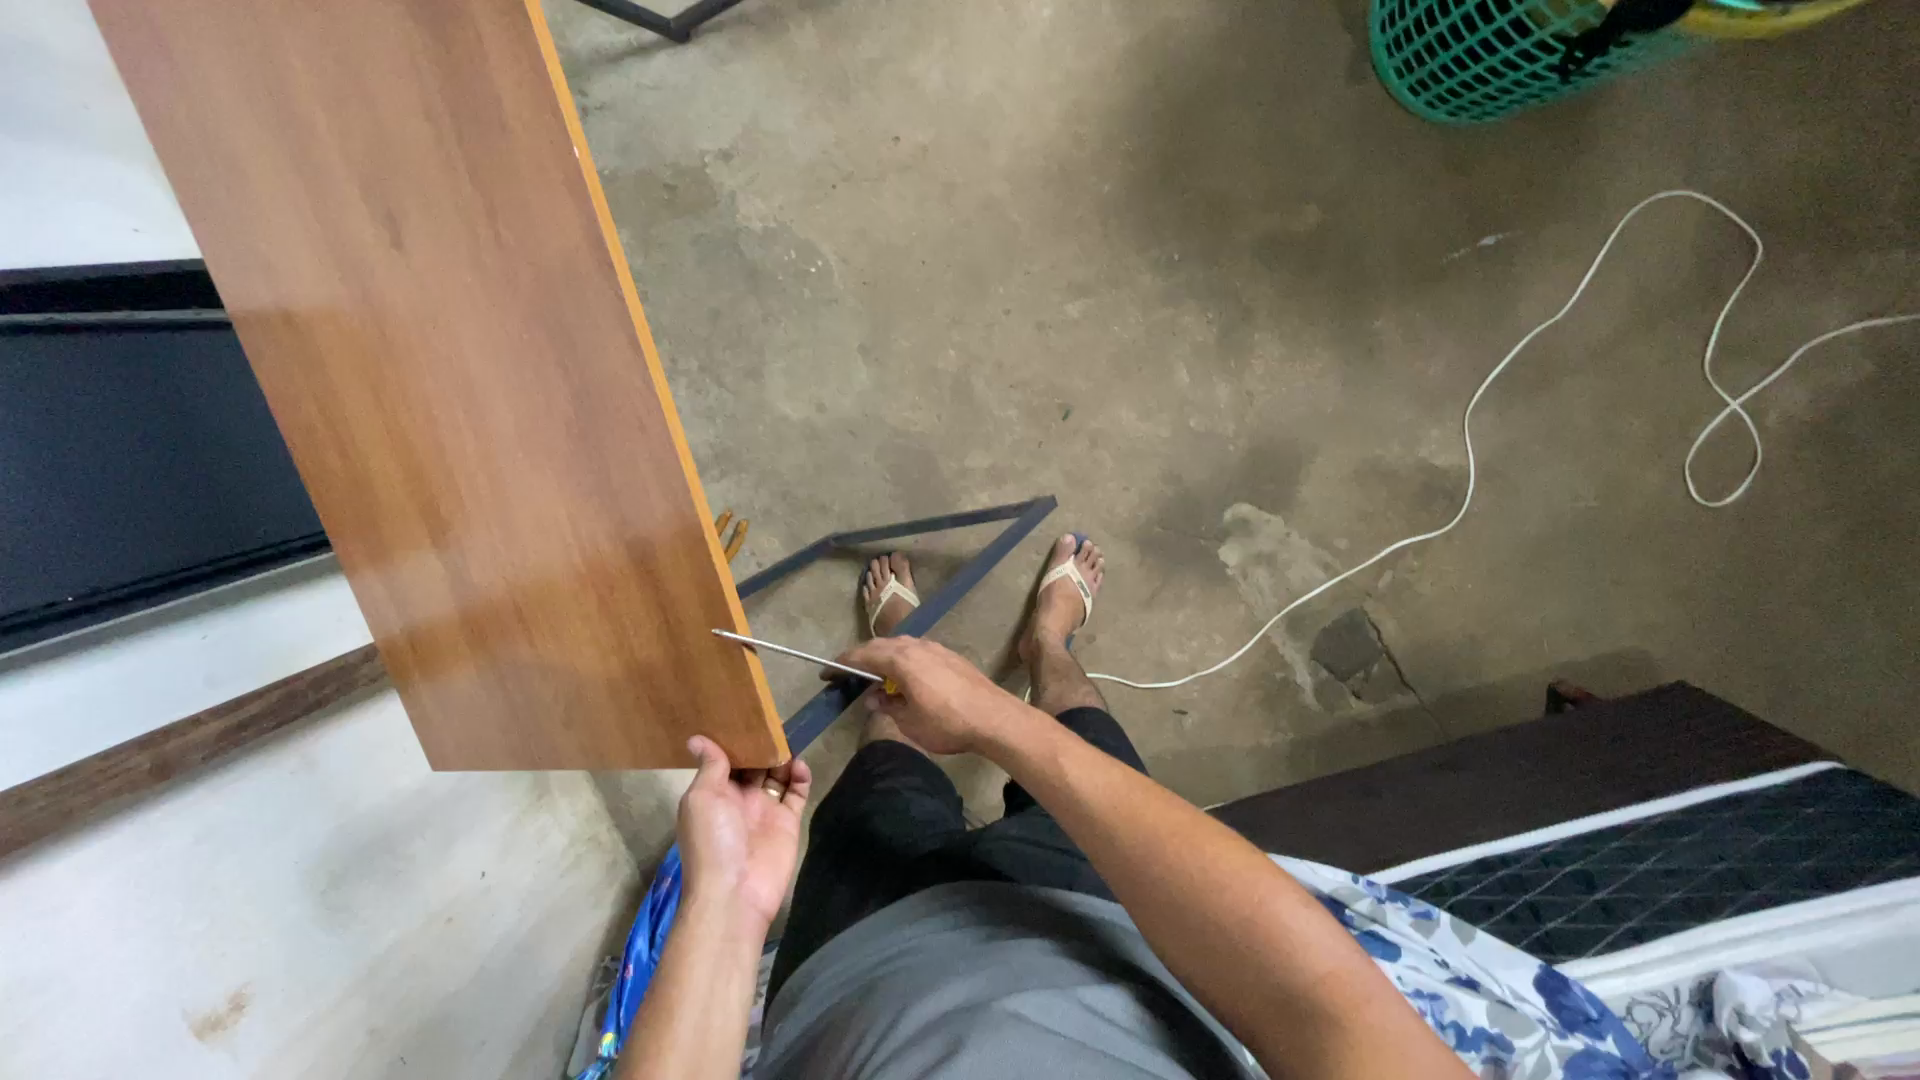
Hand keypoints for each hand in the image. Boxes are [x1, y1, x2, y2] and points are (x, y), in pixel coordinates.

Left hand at [676, 736, 811, 928]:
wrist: (735, 892)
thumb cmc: (712, 841)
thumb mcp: (702, 798)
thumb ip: (710, 767)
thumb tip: (697, 738)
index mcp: (714, 793)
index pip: (726, 760)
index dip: (735, 740)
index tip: (745, 715)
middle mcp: (739, 798)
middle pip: (754, 765)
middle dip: (762, 745)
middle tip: (773, 721)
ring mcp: (765, 810)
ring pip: (777, 775)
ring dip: (782, 757)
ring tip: (788, 742)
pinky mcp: (788, 821)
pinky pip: (797, 792)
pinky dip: (800, 776)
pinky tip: (800, 765)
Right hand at [832, 637, 1013, 754]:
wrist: (994, 718)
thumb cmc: (947, 723)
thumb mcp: (909, 722)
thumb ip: (888, 706)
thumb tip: (874, 698)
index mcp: (901, 659)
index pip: (863, 655)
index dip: (842, 664)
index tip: (827, 672)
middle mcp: (916, 646)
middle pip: (880, 646)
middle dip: (861, 657)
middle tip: (846, 673)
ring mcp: (935, 648)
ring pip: (900, 645)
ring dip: (883, 657)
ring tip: (873, 675)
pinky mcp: (949, 656)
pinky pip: (917, 651)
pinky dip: (902, 659)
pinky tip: (903, 676)